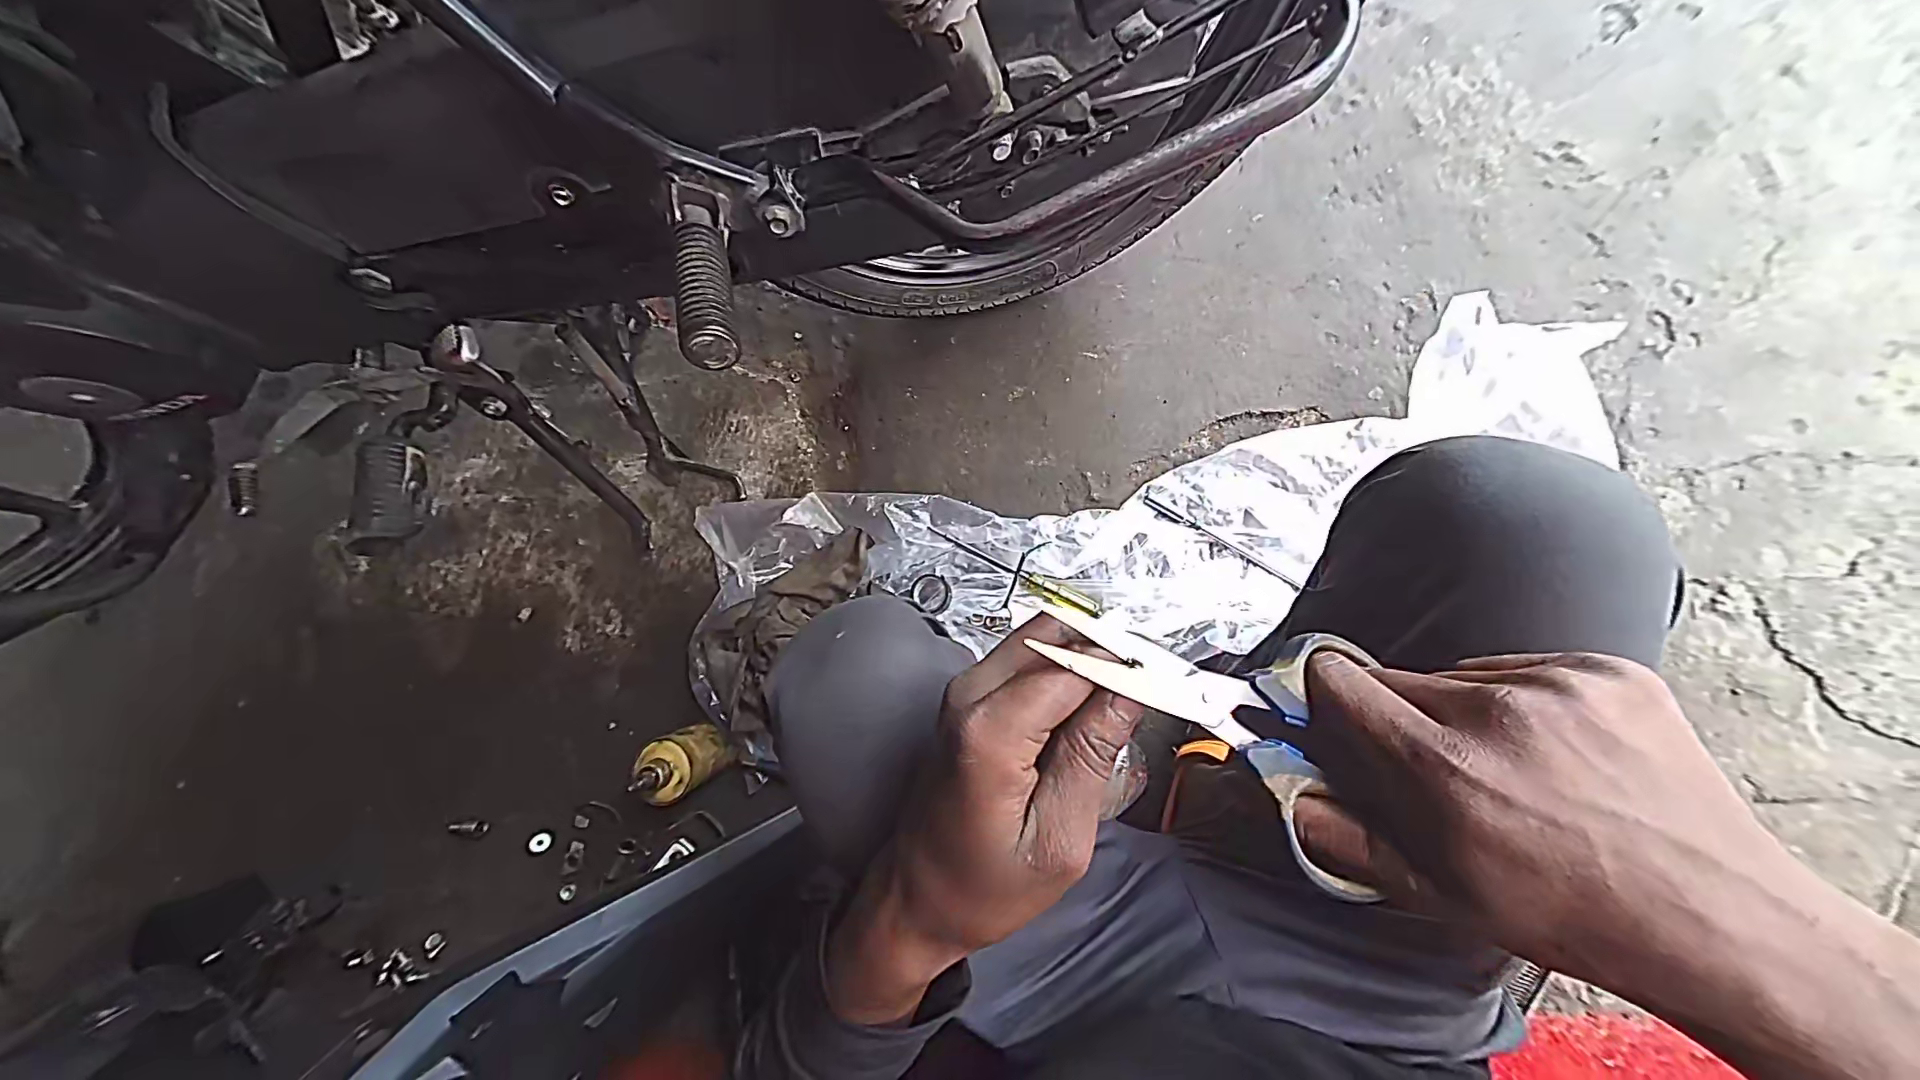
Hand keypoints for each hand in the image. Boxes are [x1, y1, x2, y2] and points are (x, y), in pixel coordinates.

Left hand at [825, 614, 1143, 1023]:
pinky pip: (1027, 660)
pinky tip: (1089, 706)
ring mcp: (964, 691)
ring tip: (1125, 699)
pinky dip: (1065, 669)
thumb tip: (1130, 695)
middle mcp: (968, 697)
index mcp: (988, 733)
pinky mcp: (970, 697)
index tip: (1167, 683)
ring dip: (1089, 657)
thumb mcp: (1058, 838)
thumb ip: (1094, 756)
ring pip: (1041, 639)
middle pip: (1053, 635)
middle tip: (1150, 684)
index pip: (1073, 668)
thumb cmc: (980, 885)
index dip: (1127, 670)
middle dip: (1108, 650)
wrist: (920, 893)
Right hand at [1290, 652, 1799, 988]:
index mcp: (1444, 766)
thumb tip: (1288, 790)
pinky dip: (1517, 698)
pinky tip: (1549, 746)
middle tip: (1436, 762)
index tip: (1335, 708)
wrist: (1725, 924)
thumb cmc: (1571, 914)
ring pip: (1455, 673)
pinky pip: (1519, 666)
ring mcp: (1559, 686)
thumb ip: (1343, 835)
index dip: (1328, 692)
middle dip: (1398, 714)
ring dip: (1458, 706)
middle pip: (1395, 677)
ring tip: (1504, 760)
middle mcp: (1495, 712)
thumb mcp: (1438, 894)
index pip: (1340, 679)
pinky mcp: (1607, 672)